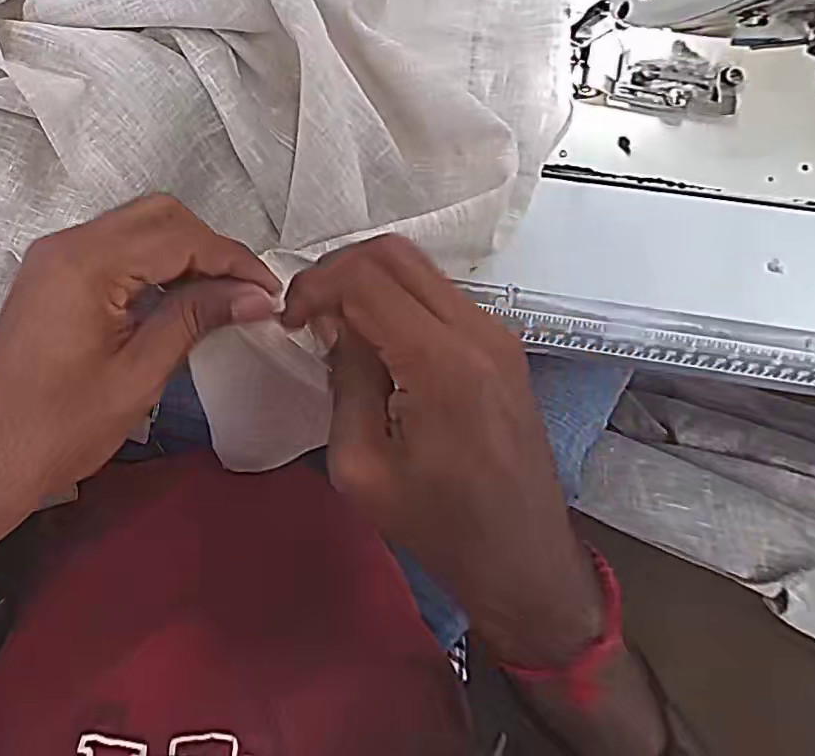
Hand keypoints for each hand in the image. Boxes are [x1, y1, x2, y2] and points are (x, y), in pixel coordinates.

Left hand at [0, 195, 277, 504]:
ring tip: (220, 295)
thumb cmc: (57, 429)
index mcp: (86, 263)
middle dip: (209, 247)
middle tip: (244, 291)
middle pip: (157, 216)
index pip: (177, 237)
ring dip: (182, 251)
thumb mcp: (137, 375)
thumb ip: (195, 319)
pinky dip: (151, 263)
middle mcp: (66, 243)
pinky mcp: (50, 274)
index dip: (232, 260)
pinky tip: (176, 295)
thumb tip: (254, 295)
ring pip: (135, 227)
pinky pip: (113, 248)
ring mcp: (53, 255)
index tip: (269, 290)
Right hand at [281, 235, 601, 664]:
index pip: (364, 279)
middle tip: (307, 311)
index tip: (290, 320)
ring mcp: (496, 333)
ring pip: (414, 265)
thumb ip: (345, 378)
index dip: (313, 286)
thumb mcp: (360, 465)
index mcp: (442, 365)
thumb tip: (334, 322)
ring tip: (335, 324)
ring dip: (363, 280)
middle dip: (334, 270)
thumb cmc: (438, 525)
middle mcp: (478, 333)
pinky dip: (391, 296)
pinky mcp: (499, 342)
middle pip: (392, 253)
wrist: (524, 562)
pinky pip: (433, 290)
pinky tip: (372, 337)